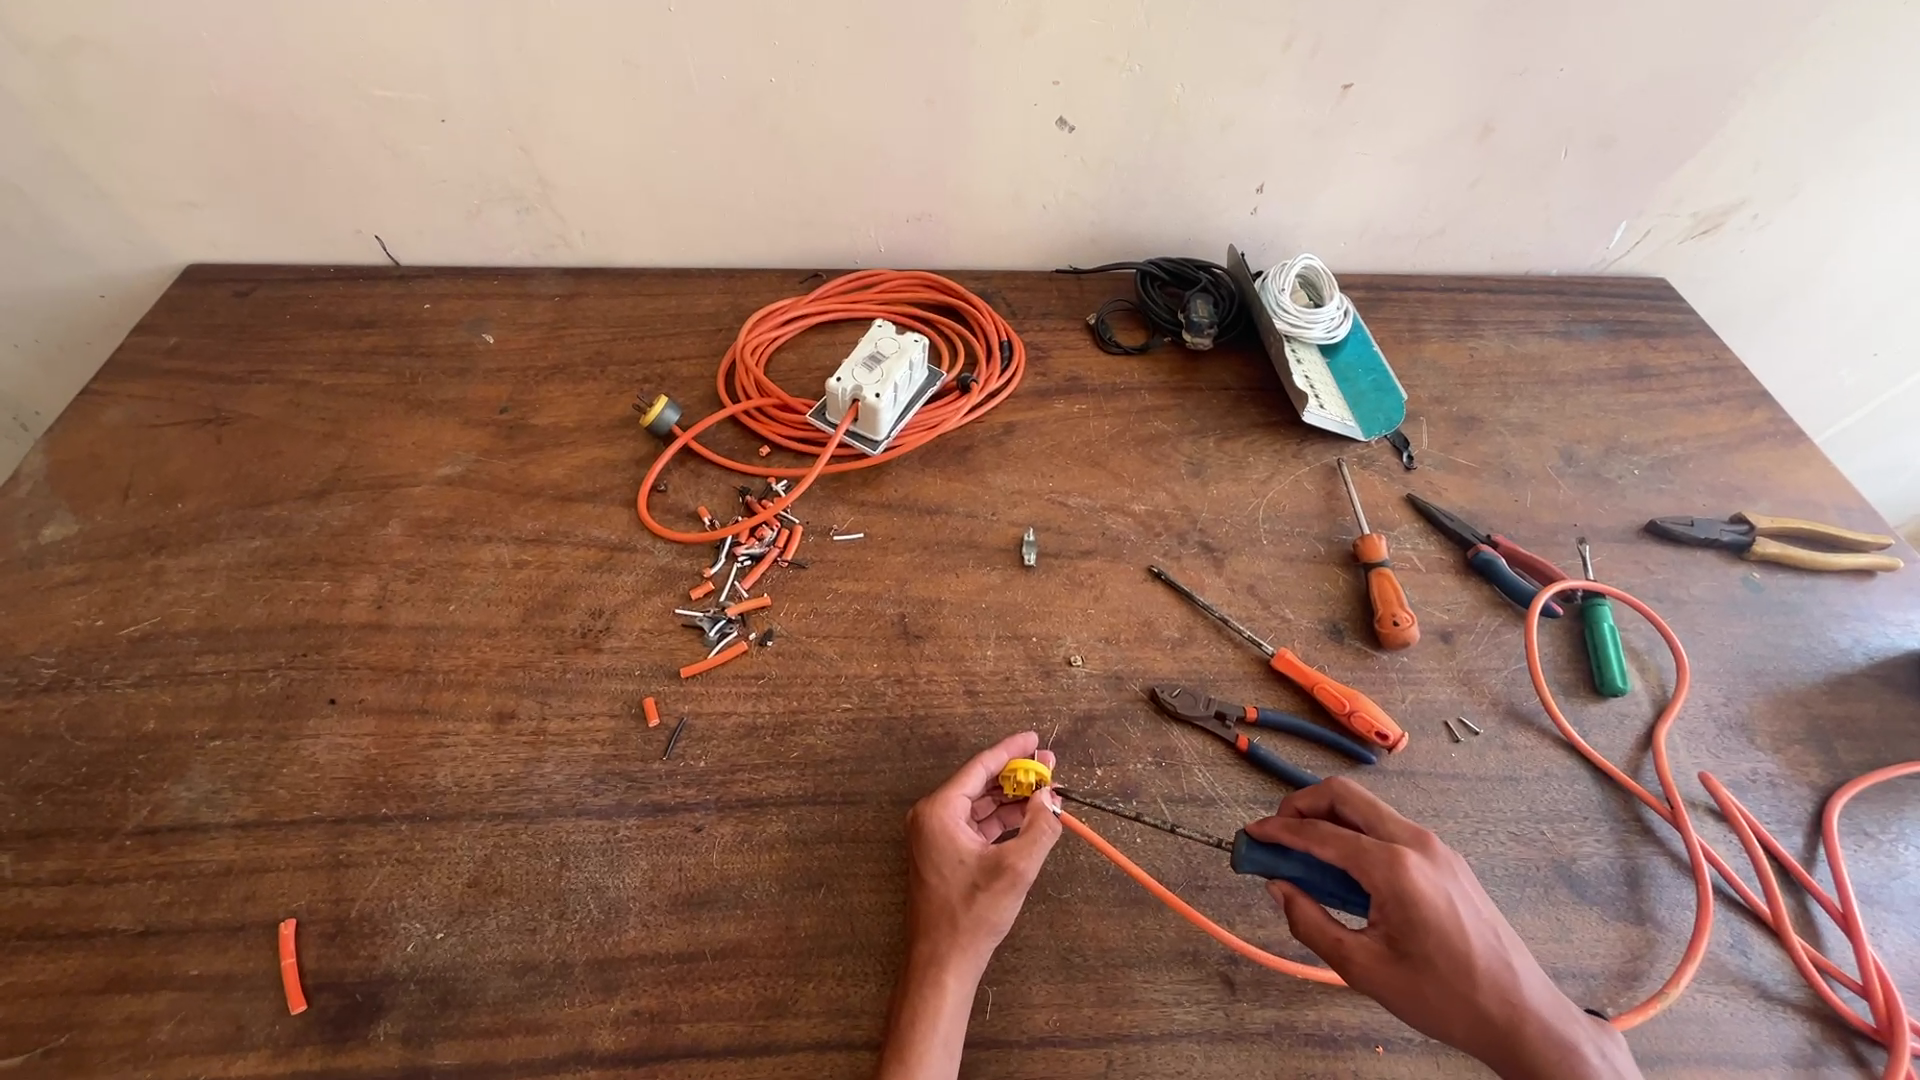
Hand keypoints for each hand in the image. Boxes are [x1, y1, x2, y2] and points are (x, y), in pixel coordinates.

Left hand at [902, 731, 1061, 972]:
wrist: (941, 963)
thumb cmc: (971, 916)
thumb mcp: (1016, 868)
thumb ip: (1039, 827)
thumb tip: (1050, 799)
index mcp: (939, 810)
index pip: (980, 767)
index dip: (1011, 750)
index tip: (1035, 739)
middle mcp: (931, 816)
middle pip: (980, 783)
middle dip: (1016, 775)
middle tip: (1049, 766)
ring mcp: (935, 835)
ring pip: (979, 804)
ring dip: (1011, 798)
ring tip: (1045, 791)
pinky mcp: (943, 853)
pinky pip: (975, 824)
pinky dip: (1001, 820)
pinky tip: (1028, 818)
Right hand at [1247, 778, 1639, 1079]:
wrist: (1525, 1017)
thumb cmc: (1445, 998)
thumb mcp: (1363, 969)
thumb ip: (1309, 922)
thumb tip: (1279, 887)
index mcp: (1393, 867)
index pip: (1318, 833)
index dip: (1277, 831)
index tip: (1251, 835)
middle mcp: (1415, 842)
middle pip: (1343, 794)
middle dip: (1301, 805)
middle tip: (1278, 833)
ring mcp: (1435, 847)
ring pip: (1367, 807)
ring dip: (1329, 818)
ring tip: (1307, 854)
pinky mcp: (1447, 858)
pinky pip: (1388, 827)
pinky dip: (1356, 833)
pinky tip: (1347, 869)